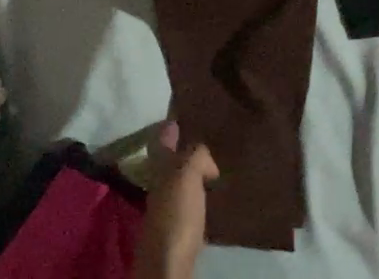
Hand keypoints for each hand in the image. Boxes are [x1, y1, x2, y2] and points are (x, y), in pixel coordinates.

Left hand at [134, 122, 218, 278]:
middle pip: (171, 161)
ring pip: (182, 183)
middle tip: (209, 140)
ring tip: (219, 168)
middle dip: (185, 150)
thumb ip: (194, 156)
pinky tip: (217, 199)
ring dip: (196, 175)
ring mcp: (169, 208)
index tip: (184, 115)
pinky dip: (202, 198)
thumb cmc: (176, 214)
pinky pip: (192, 205)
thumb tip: (206, 157)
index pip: (162, 139)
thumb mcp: (185, 175)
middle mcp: (161, 184)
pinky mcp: (181, 230)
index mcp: (159, 167)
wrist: (170, 265)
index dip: (170, 127)